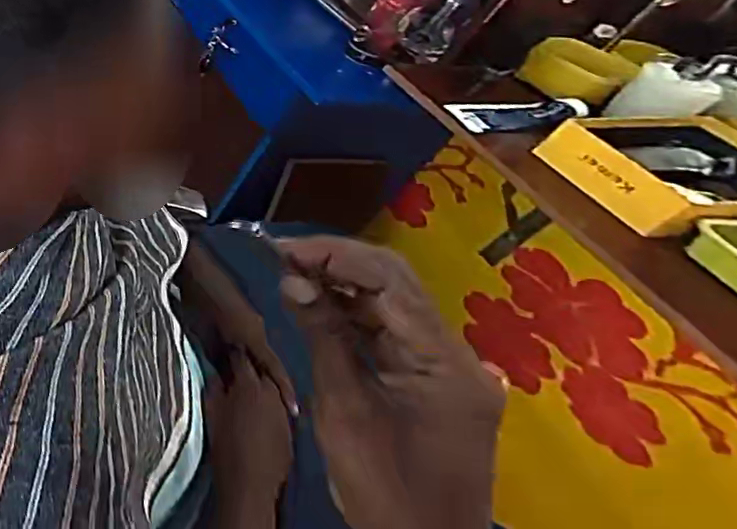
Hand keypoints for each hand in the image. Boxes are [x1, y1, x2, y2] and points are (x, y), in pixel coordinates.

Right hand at [207, 351, 290, 528]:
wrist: (250, 483)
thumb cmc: (224, 442)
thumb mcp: (211, 408)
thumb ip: (214, 384)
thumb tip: (216, 371)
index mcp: (249, 385)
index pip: (241, 358)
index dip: (232, 353)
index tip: (224, 351)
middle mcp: (271, 395)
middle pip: (262, 373)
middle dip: (250, 369)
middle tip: (236, 371)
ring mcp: (285, 415)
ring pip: (274, 392)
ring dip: (262, 389)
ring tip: (249, 393)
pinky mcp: (292, 433)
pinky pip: (281, 411)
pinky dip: (270, 408)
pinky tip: (261, 414)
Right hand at [275, 236, 503, 528]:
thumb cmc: (384, 487)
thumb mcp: (344, 407)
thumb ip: (323, 334)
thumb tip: (291, 277)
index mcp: (445, 364)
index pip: (388, 280)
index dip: (331, 255)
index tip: (279, 250)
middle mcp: (457, 356)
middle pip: (395, 280)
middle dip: (334, 260)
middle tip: (279, 255)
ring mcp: (449, 366)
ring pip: (391, 296)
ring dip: (339, 280)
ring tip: (288, 271)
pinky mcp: (434, 376)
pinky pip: (390, 323)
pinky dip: (350, 306)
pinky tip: (315, 299)